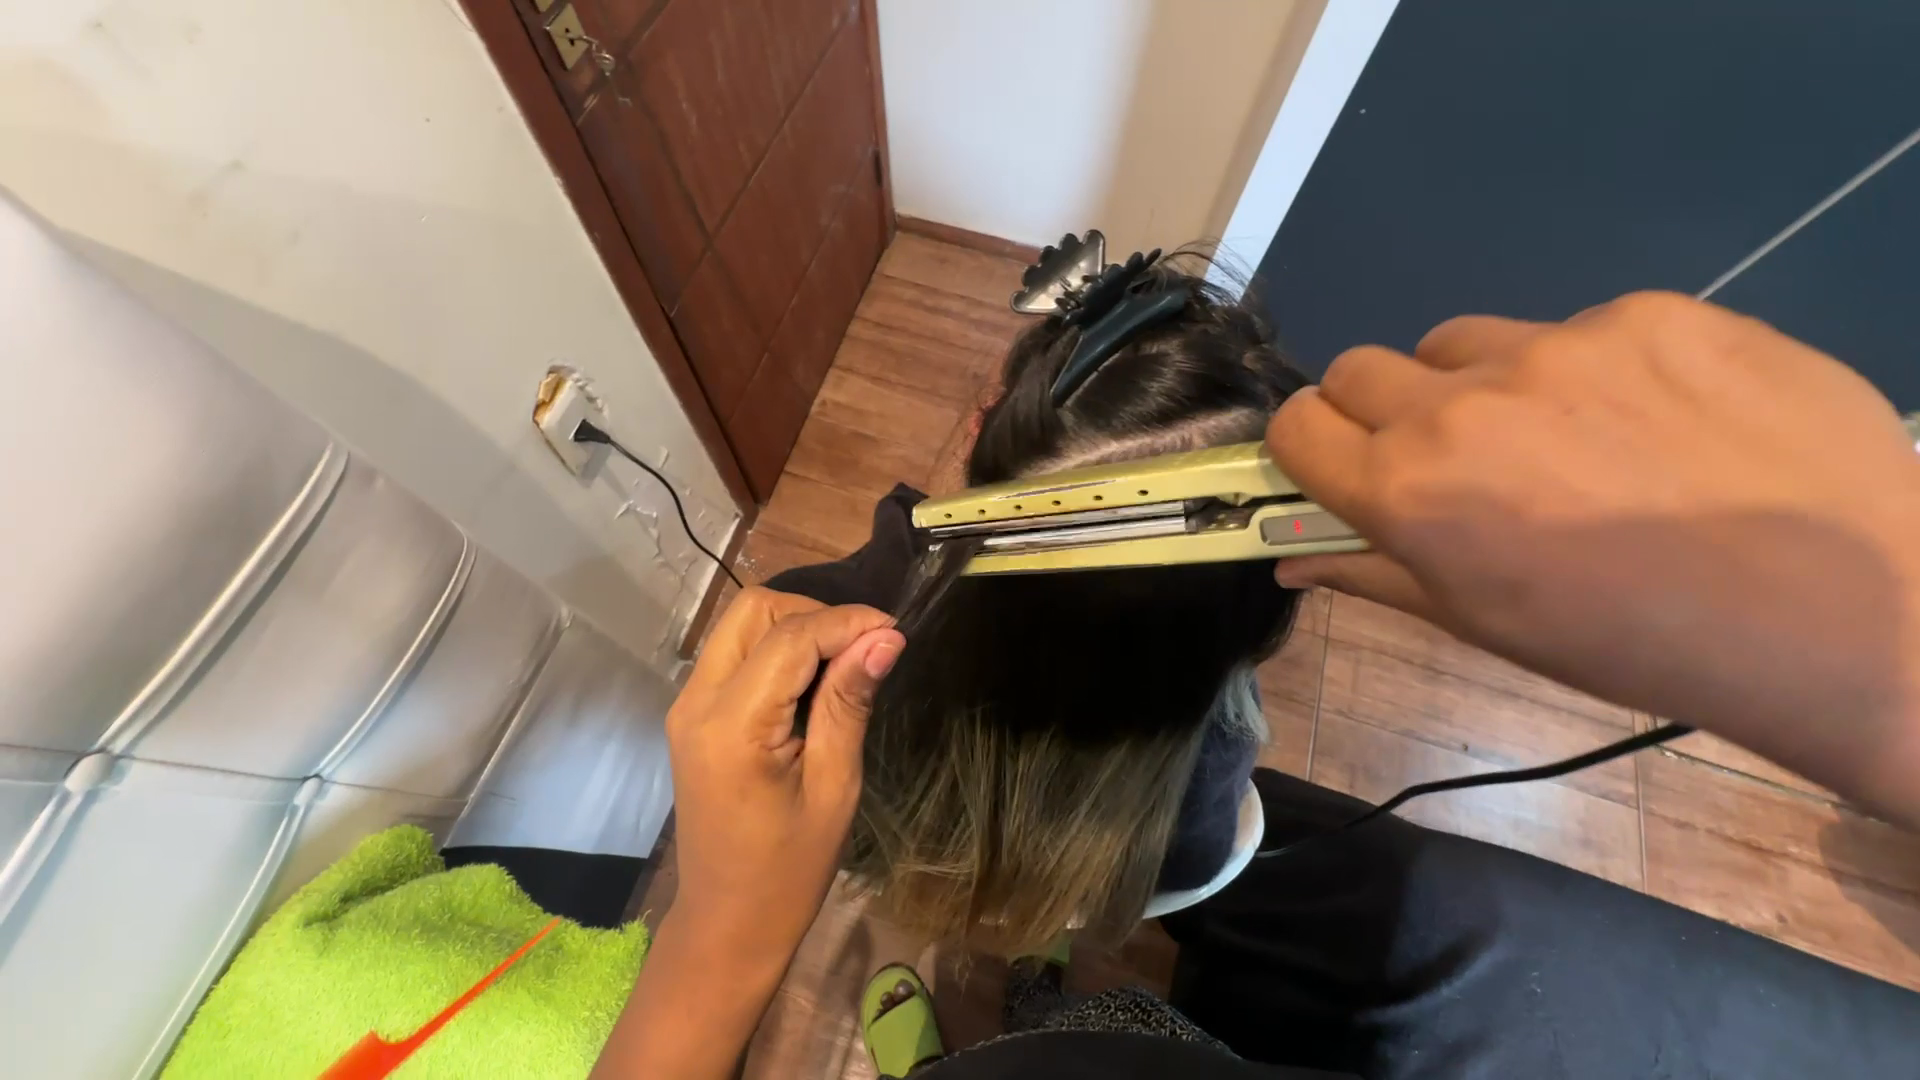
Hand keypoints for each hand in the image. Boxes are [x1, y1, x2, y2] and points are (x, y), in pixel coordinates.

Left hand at [593, 589, 902, 1079]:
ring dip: (795, 627)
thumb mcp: (835, 785)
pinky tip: (812, 680)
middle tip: (862, 647)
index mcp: (732, 725)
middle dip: (814, 614)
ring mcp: (688, 705)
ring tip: (842, 662)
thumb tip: (886, 637)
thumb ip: (851, 701)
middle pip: (753, 609)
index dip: (847, 622)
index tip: (895, 630)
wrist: (728, 922)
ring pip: (742, 624)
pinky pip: (736, 652)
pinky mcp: (693, 713)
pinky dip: (777, 648)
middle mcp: (697, 701)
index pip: (791, 637)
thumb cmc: (790, 868)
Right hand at [1267, 292, 1919, 823]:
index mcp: (1406, 489)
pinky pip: (1567, 328)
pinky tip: (1646, 417)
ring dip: (1467, 381)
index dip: (1307, 444)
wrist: (1849, 612)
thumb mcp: (1474, 620)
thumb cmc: (1624, 638)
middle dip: (1374, 410)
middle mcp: (1458, 405)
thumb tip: (1288, 562)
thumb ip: (1365, 573)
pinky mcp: (1648, 313)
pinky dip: (1576, 368)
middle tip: (1440, 453)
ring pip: (1453, 340)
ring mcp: (1556, 348)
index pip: (1293, 423)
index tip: (1340, 464)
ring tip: (1549, 431)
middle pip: (1354, 368)